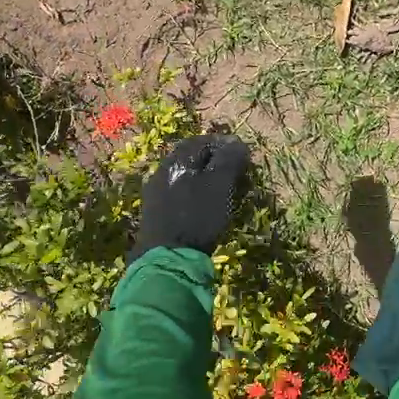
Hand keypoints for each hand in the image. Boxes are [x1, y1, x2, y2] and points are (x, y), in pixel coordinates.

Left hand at [130, 136, 252, 261]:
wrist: (167, 257)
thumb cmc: (198, 215)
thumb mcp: (220, 183)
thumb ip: (229, 158)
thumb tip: (236, 142)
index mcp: (176, 161)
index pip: (202, 141)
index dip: (225, 144)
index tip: (243, 154)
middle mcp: (162, 171)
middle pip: (192, 157)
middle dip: (216, 161)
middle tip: (236, 171)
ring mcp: (156, 192)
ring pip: (186, 175)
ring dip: (207, 178)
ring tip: (225, 190)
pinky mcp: (156, 212)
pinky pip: (180, 192)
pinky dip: (197, 192)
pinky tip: (207, 205)